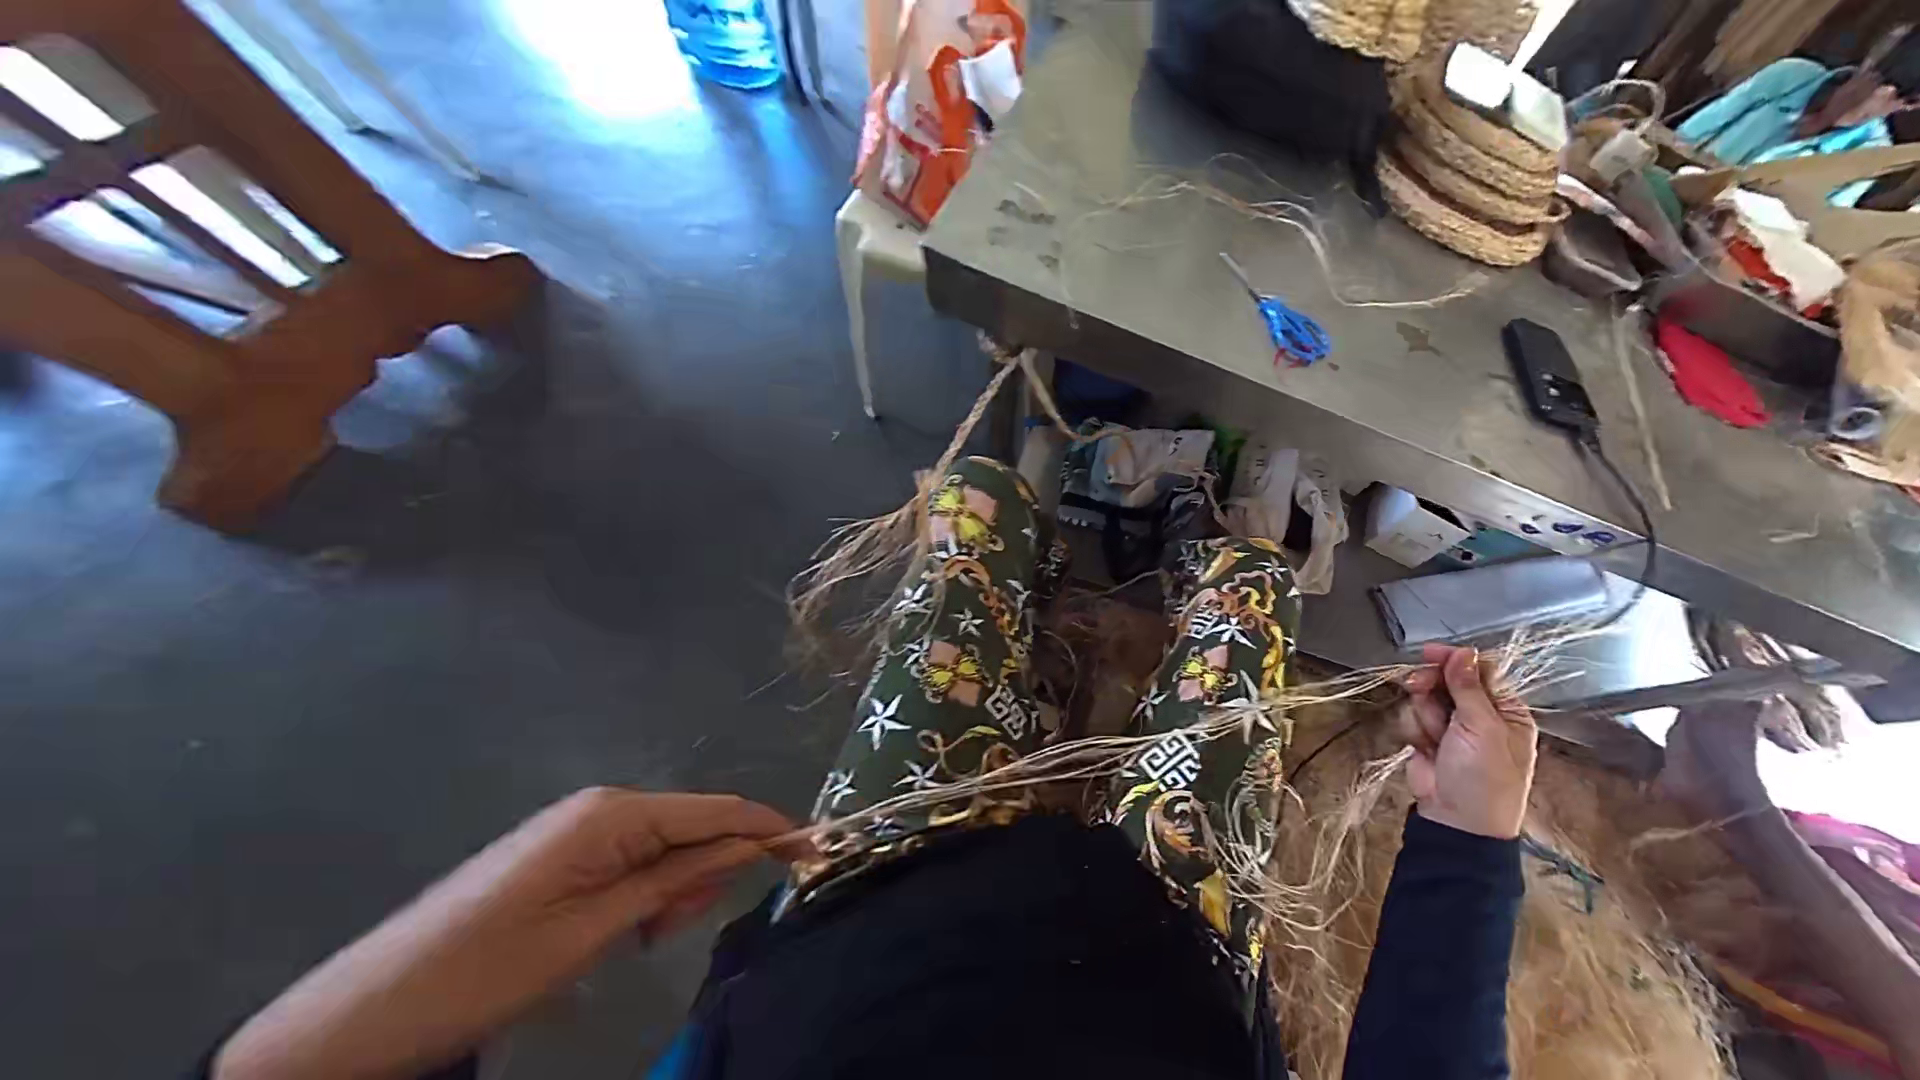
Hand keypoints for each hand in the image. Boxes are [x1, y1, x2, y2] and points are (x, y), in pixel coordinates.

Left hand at [215, 789, 794, 1079]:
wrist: (366, 1009)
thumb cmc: (490, 967)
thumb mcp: (596, 929)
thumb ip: (676, 879)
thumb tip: (749, 845)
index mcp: (614, 813)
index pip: (715, 808)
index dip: (767, 824)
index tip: (813, 844)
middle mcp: (604, 805)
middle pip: (693, 824)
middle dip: (709, 868)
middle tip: (678, 928)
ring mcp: (583, 825)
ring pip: (666, 844)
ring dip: (676, 885)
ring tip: (646, 936)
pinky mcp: (567, 849)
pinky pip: (634, 856)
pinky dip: (649, 888)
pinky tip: (628, 924)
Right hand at [1397, 644, 1536, 839]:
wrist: (1456, 819)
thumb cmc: (1484, 778)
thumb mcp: (1482, 729)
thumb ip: (1469, 689)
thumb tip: (1464, 652)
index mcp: (1505, 712)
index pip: (1479, 672)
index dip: (1455, 660)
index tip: (1430, 654)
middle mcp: (1478, 715)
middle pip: (1445, 681)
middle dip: (1430, 687)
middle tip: (1419, 688)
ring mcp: (1450, 727)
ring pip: (1423, 698)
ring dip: (1423, 715)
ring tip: (1435, 738)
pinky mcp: (1426, 737)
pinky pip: (1411, 717)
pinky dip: (1414, 730)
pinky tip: (1425, 747)